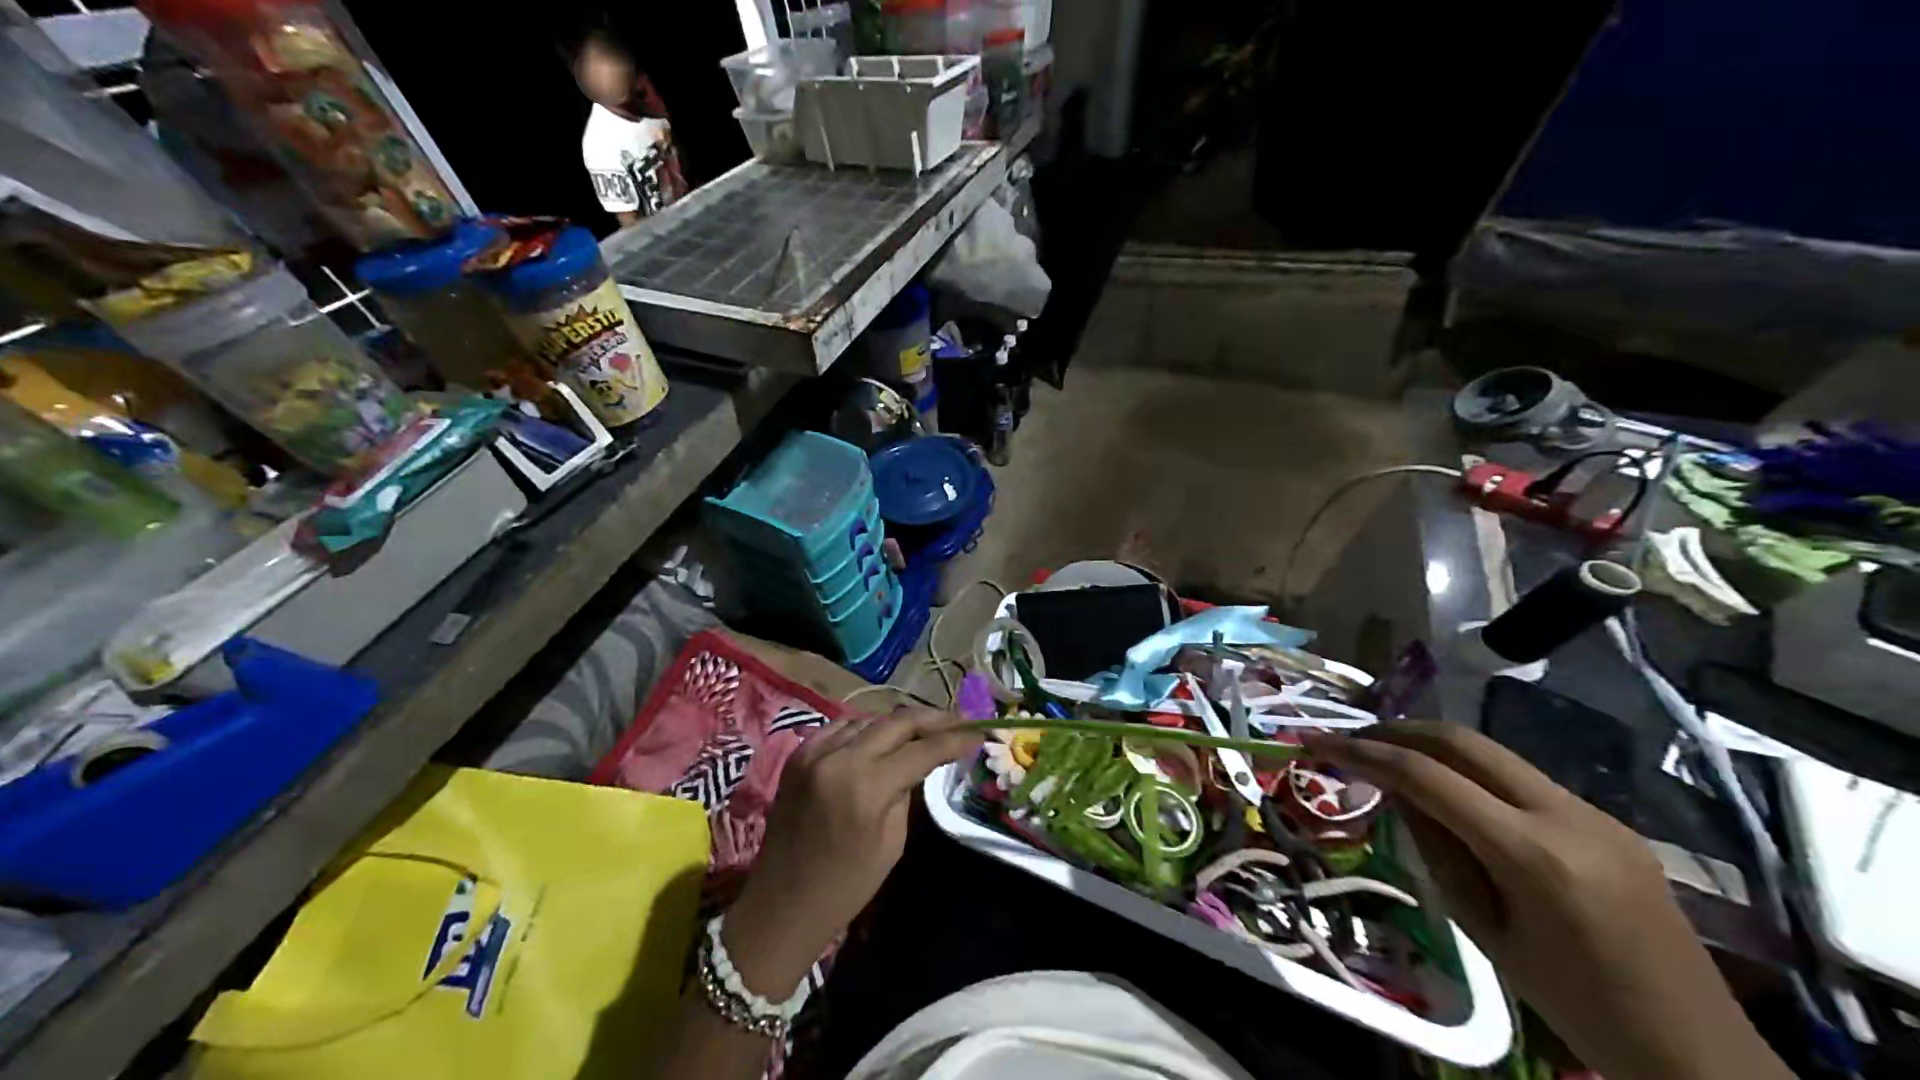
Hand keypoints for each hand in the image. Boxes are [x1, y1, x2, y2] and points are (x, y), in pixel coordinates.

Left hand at [723, 708, 981, 998]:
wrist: (783, 904)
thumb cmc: (847, 886)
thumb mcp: (892, 841)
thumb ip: (907, 790)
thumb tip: (921, 760)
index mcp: (867, 786)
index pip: (923, 749)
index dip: (956, 738)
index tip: (979, 733)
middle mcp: (840, 758)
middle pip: (897, 721)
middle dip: (933, 719)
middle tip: (959, 721)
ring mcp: (814, 752)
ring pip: (869, 719)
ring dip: (898, 722)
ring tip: (924, 728)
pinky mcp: (798, 755)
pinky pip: (840, 728)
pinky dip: (865, 729)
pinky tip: (880, 737)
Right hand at [1302, 722, 1791, 1079]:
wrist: (1695, 1048)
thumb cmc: (1574, 1004)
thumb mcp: (1483, 928)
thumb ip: (1437, 850)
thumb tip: (1398, 792)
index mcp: (1532, 854)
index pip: (1426, 776)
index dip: (1363, 752)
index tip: (1318, 744)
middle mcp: (1567, 815)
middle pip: (1463, 740)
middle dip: (1398, 729)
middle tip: (1352, 738)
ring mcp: (1594, 812)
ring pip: (1494, 753)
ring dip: (1434, 746)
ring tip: (1391, 759)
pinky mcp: (1607, 820)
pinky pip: (1522, 780)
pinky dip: (1473, 773)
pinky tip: (1452, 795)